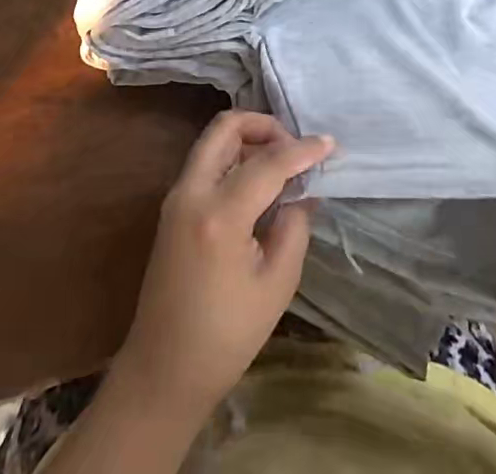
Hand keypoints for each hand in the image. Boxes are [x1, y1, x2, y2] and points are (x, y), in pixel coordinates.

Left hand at [113, 110, 334, 414]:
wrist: (164, 369)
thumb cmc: (227, 336)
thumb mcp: (277, 283)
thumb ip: (294, 226)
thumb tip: (304, 191)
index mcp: (219, 215)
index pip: (267, 163)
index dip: (303, 150)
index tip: (331, 144)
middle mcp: (190, 194)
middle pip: (224, 128)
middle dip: (264, 126)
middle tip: (296, 148)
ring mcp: (176, 199)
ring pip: (212, 142)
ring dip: (248, 141)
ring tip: (284, 166)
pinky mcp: (172, 209)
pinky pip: (206, 164)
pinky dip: (234, 159)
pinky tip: (261, 183)